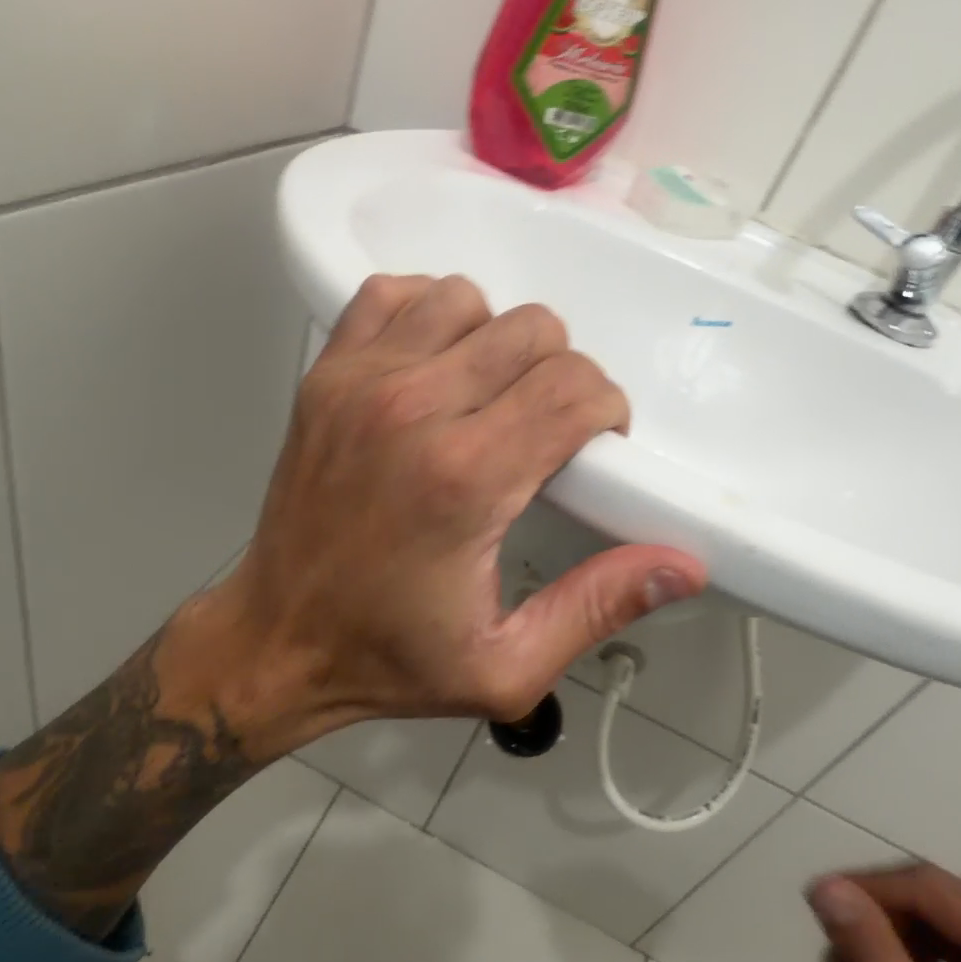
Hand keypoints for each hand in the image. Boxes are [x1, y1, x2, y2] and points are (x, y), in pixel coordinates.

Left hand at [0, 274, 703, 941]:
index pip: (575, 389)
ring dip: (498, 341)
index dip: (606, 411)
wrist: (276, 640)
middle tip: (547, 431)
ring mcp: (361, 382)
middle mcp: (414, 411)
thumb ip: (599, 606)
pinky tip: (436, 366)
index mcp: (466, 480)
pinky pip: (392, 294)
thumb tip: (684, 564)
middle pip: (534, 332)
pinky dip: (428, 315)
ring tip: (491, 397)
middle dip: (563, 377)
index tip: (594, 450)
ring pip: (469, 299)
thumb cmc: (389, 657)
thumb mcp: (507, 667)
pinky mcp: (326, 374)